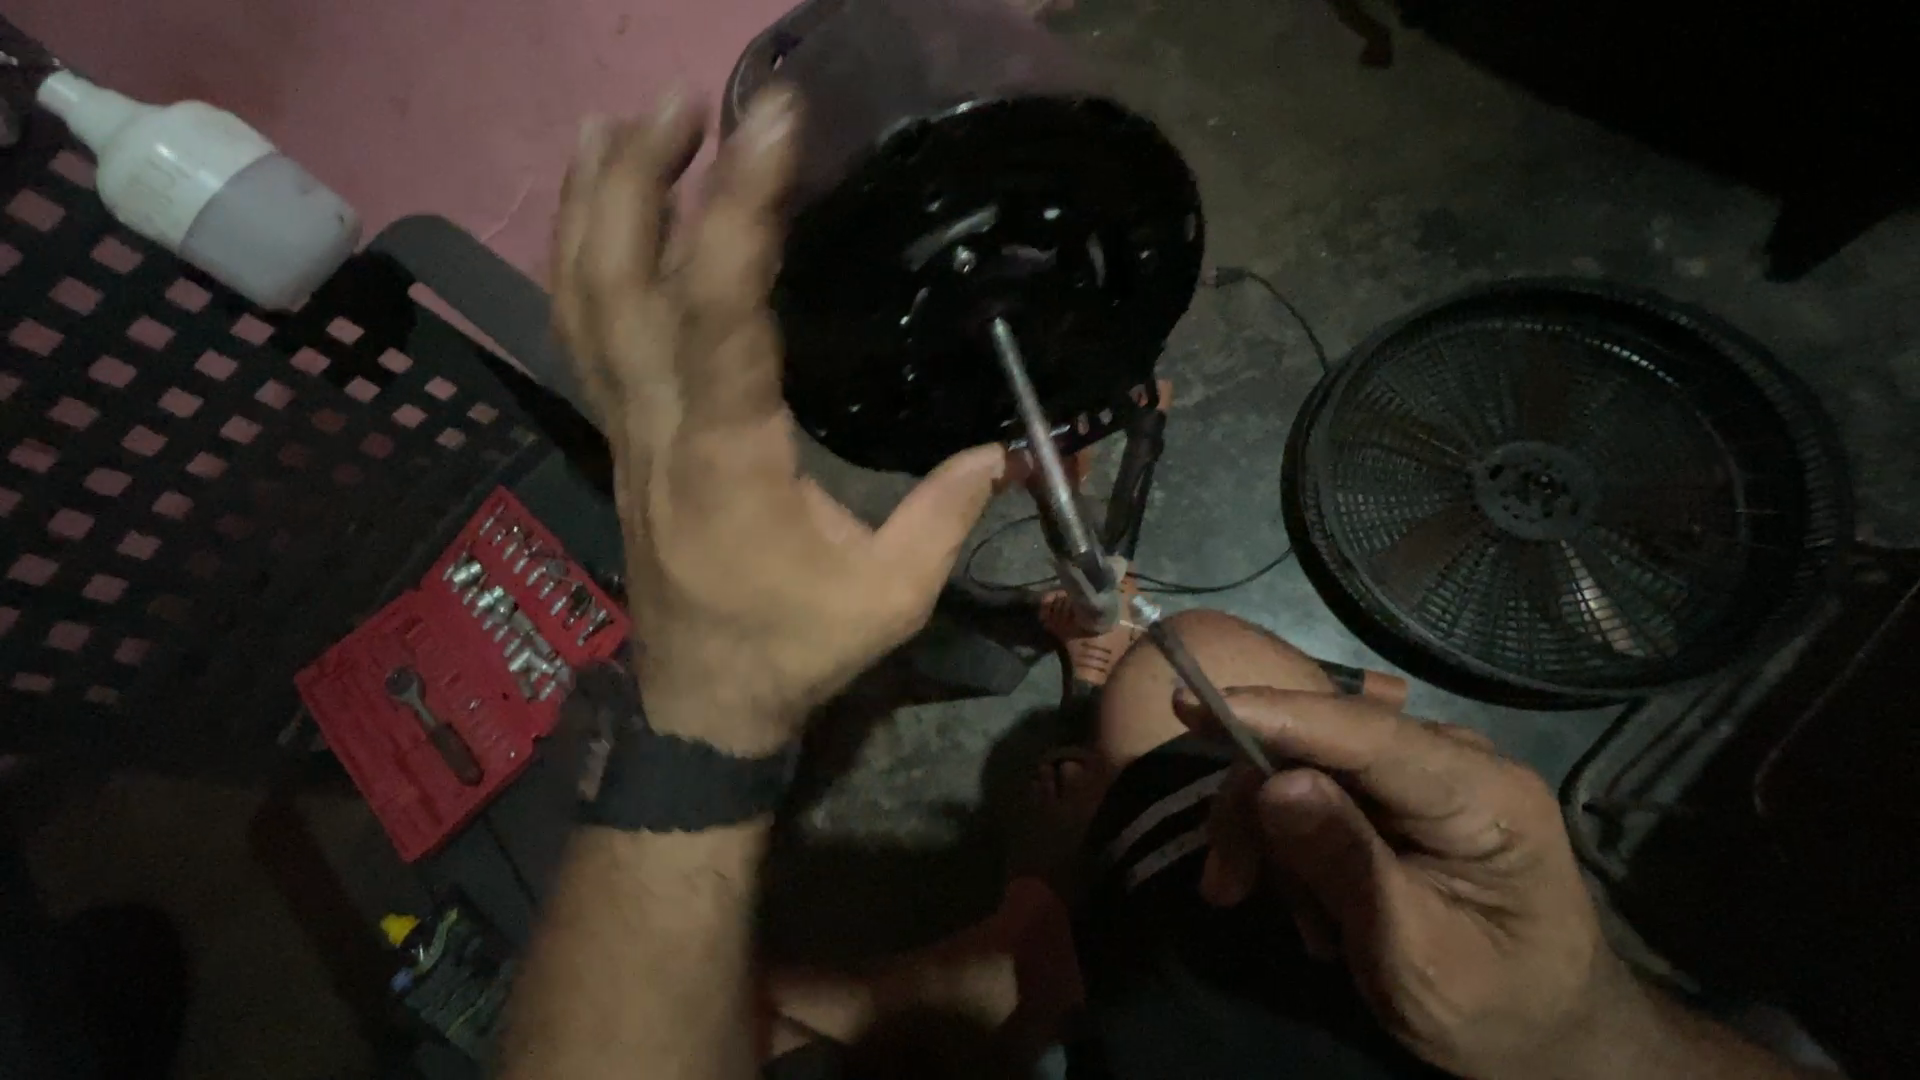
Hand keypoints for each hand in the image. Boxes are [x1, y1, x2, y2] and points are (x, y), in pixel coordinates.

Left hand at [551, 89, 1005, 754]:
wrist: (707, 700)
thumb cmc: (795, 649)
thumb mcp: (891, 596)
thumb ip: (945, 516)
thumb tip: (1005, 450)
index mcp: (731, 462)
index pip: (719, 318)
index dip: (740, 214)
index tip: (773, 127)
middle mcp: (661, 432)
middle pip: (620, 286)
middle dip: (644, 180)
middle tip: (686, 103)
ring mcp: (627, 435)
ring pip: (583, 305)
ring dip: (595, 208)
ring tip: (621, 126)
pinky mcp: (621, 443)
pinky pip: (583, 340)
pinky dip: (580, 266)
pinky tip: (600, 221)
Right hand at [1177, 689, 1628, 1079]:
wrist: (1545, 1034)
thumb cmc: (1496, 1008)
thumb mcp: (1418, 959)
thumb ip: (1349, 867)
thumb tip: (1275, 785)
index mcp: (1483, 795)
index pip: (1367, 734)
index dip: (1277, 714)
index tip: (1191, 705)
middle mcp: (1450, 760)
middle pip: (1317, 746)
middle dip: (1258, 807)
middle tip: (1225, 884)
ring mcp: (1418, 771)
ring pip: (1301, 765)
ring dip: (1268, 834)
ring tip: (1270, 908)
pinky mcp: (1391, 790)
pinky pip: (1310, 787)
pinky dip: (1284, 839)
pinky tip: (1298, 899)